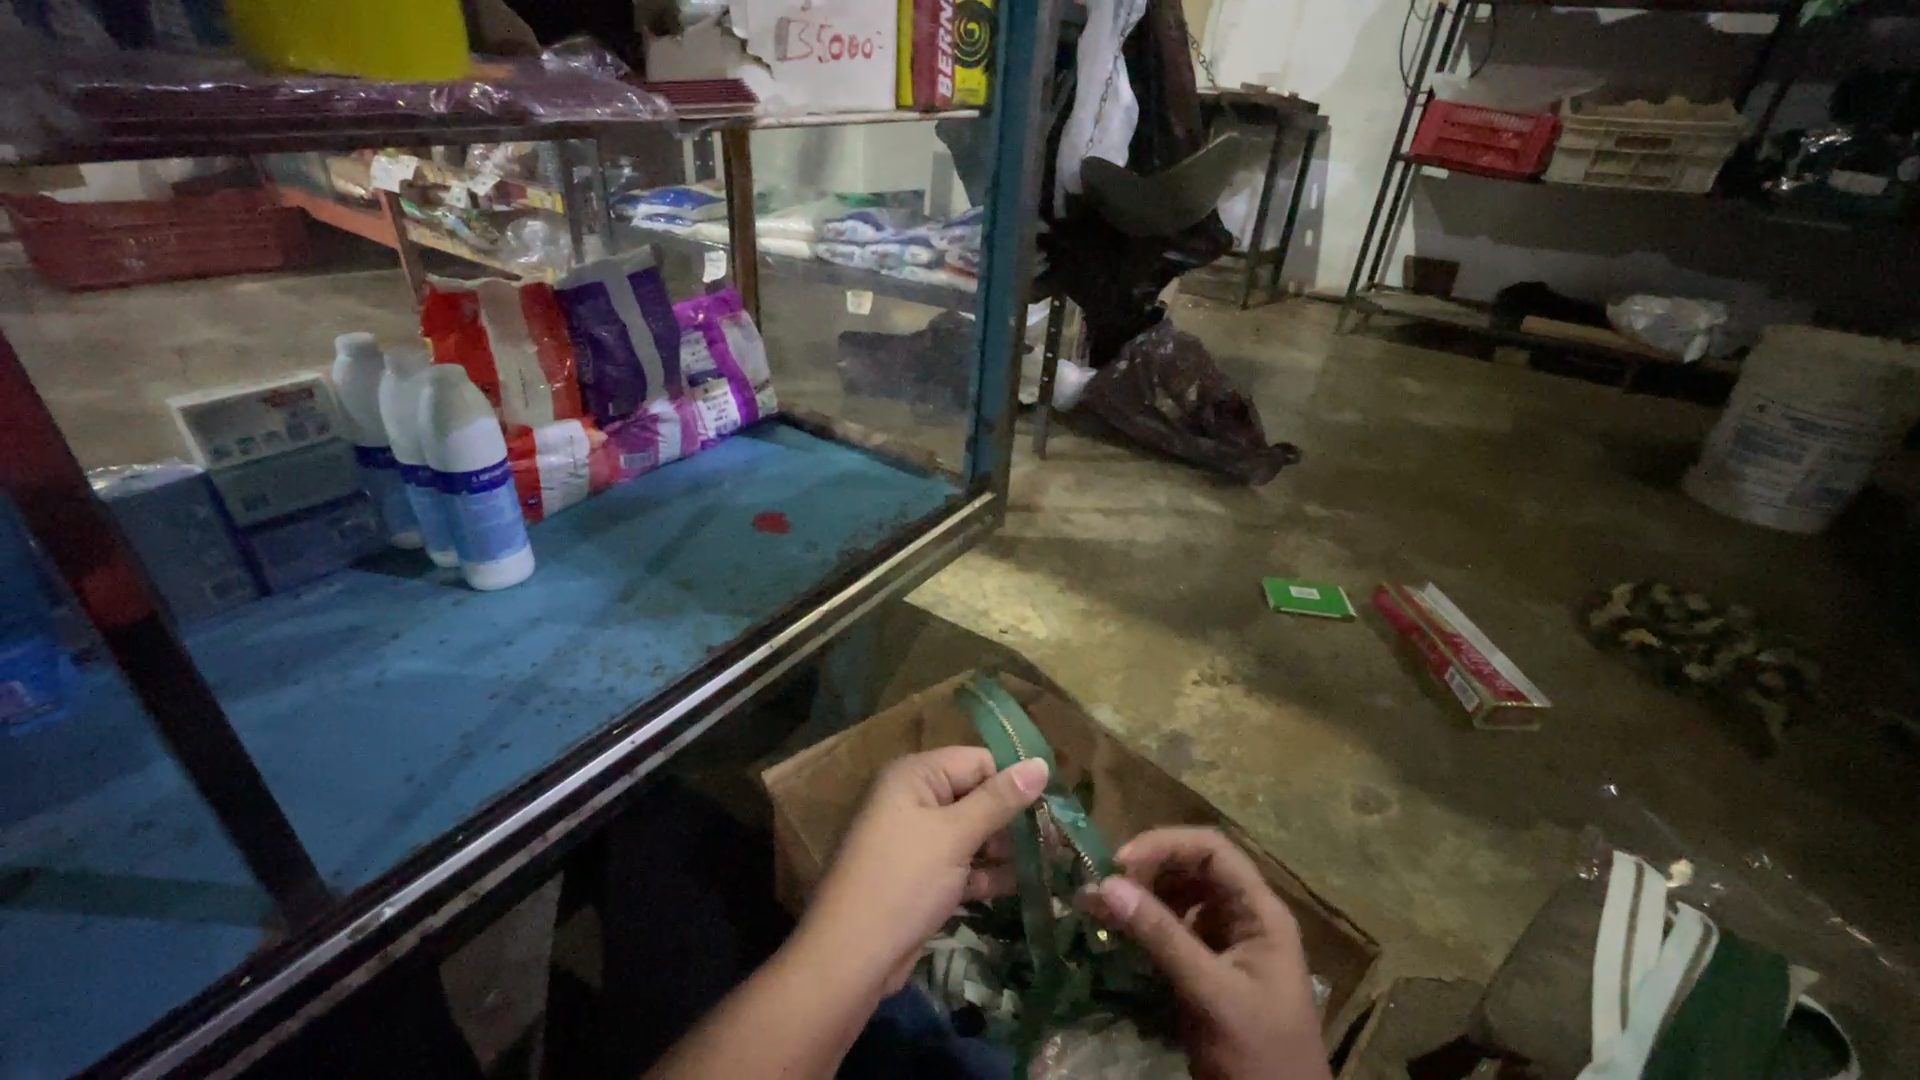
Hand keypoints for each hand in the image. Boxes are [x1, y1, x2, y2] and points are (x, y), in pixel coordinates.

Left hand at [796, 748, 1048, 993]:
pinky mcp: (921, 876)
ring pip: (973, 834)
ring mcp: (917, 839)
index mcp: (915, 775)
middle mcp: (914, 799)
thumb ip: (999, 800)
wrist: (851, 957)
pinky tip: (1024, 888)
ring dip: (1007, 851)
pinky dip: (987, 874)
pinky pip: (962, 863)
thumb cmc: (903, 881)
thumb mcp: (955, 836)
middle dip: (1014, 821)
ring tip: (1050, 867)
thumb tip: (1042, 763)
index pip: (978, 762)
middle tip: (1056, 845)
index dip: (1014, 782)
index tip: (1053, 809)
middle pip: (978, 797)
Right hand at [1081, 827, 1330, 1079]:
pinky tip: (1118, 934)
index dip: (1166, 845)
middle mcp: (1244, 917)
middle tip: (1105, 887)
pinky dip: (1143, 925)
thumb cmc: (1258, 1055)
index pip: (1212, 851)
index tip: (1120, 862)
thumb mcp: (1209, 993)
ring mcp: (1226, 942)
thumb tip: (1106, 883)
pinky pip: (1171, 929)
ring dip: (1141, 895)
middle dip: (1147, 869)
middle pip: (1192, 867)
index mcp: (1260, 912)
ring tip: (1104, 907)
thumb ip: (1161, 936)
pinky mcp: (1207, 968)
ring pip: (1178, 896)